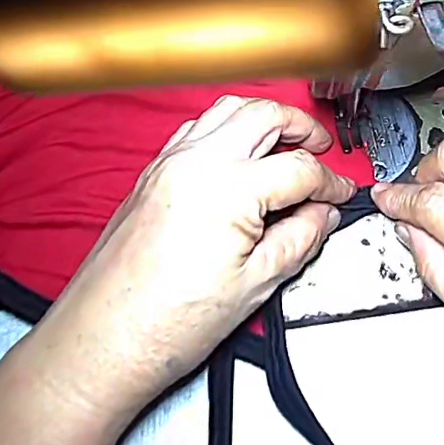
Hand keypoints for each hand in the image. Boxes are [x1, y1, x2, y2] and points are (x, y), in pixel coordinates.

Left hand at [28, 96, 356, 422]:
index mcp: (229, 188)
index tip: (338, 195)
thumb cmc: (167, 321)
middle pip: (265, 113)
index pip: (299, 168)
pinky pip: (198, 127)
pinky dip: (227, 128)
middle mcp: (198, 161)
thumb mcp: (255, 284)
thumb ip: (300, 238)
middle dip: (301, 127)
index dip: (329, 182)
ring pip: (228, 109)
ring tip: (284, 143)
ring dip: (263, 118)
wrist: (105, 336)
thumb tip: (321, 214)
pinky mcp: (154, 170)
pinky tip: (239, 155)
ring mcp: (171, 160)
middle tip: (319, 150)